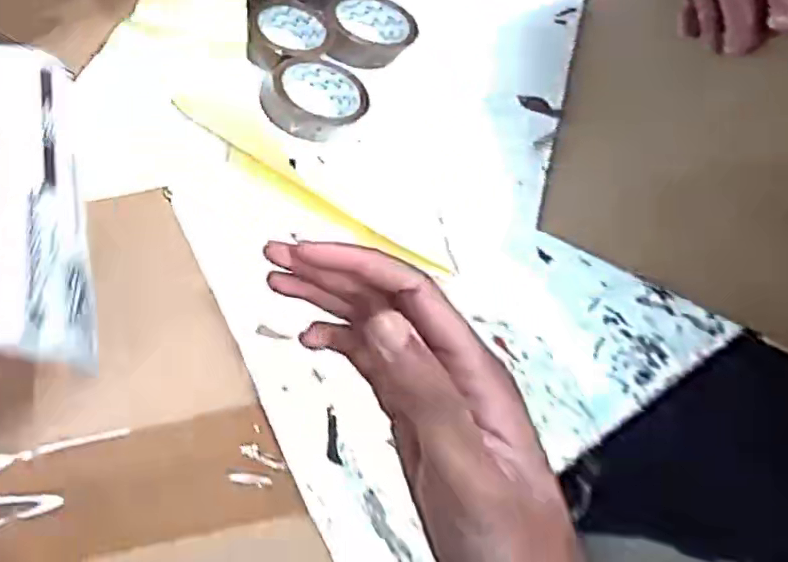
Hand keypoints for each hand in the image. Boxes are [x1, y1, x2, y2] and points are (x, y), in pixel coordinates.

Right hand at [264, 241, 581, 561]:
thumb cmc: (511, 542)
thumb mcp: (467, 469)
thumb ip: (428, 392)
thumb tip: (383, 319)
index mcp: (469, 368)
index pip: (408, 290)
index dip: (354, 263)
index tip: (306, 254)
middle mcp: (445, 365)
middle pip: (380, 297)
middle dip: (326, 270)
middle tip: (277, 255)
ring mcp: (425, 384)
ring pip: (366, 320)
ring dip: (321, 295)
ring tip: (278, 281)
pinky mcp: (407, 406)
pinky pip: (363, 355)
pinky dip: (331, 337)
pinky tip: (309, 337)